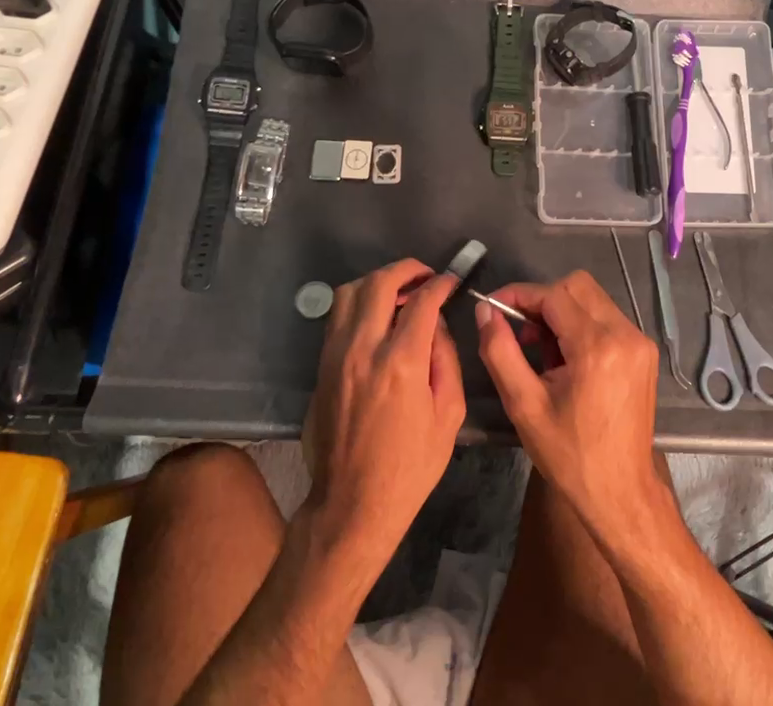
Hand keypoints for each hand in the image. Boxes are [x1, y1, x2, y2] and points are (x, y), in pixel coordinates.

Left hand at [303, 259, 465, 553]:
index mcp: (401, 363)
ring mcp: (335, 356)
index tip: (451, 280)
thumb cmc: (410, 466)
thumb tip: (436, 326)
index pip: (422, 301)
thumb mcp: (449, 416)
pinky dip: (358, 305)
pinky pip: (336, 319)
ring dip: (376, 283)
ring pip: (348, 293)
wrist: (352, 503)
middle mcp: (362, 349)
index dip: (440, 283)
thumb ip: (446, 361)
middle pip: (379, 284)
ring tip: (398, 293)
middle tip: (425, 276)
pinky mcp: (320, 367)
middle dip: (406, 270)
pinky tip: (376, 319)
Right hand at [475, 271, 671, 544]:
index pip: (553, 295)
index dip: (518, 295)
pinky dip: (581, 326)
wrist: (620, 491)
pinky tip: (565, 361)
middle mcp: (626, 335)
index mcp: (597, 347)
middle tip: (519, 333)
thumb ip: (500, 351)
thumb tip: (485, 312)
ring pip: (593, 300)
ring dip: (562, 313)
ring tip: (541, 353)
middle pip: (577, 286)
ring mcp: (640, 343)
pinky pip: (607, 320)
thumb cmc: (569, 455)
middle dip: (542, 301)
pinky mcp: (645, 354)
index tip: (492, 308)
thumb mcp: (523, 404)